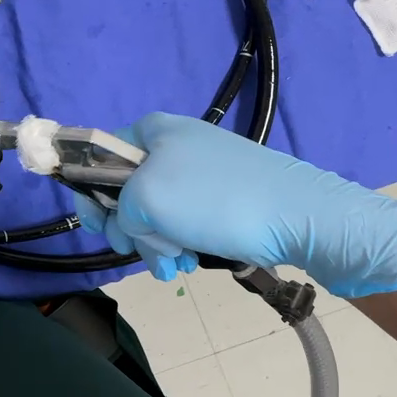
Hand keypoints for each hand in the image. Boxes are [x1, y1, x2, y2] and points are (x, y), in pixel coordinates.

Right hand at [78, 112, 396, 297]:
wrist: (306, 218)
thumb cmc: (217, 201)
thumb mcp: (146, 199)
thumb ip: (117, 208)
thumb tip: (130, 225)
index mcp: (151, 130)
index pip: (98, 156)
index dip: (90, 193)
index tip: (98, 227)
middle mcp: (174, 144)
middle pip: (126, 189)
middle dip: (129, 227)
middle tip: (139, 251)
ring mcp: (202, 170)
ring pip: (156, 211)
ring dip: (156, 242)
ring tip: (175, 265)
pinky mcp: (226, 195)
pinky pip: (185, 219)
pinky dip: (181, 242)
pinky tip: (191, 261)